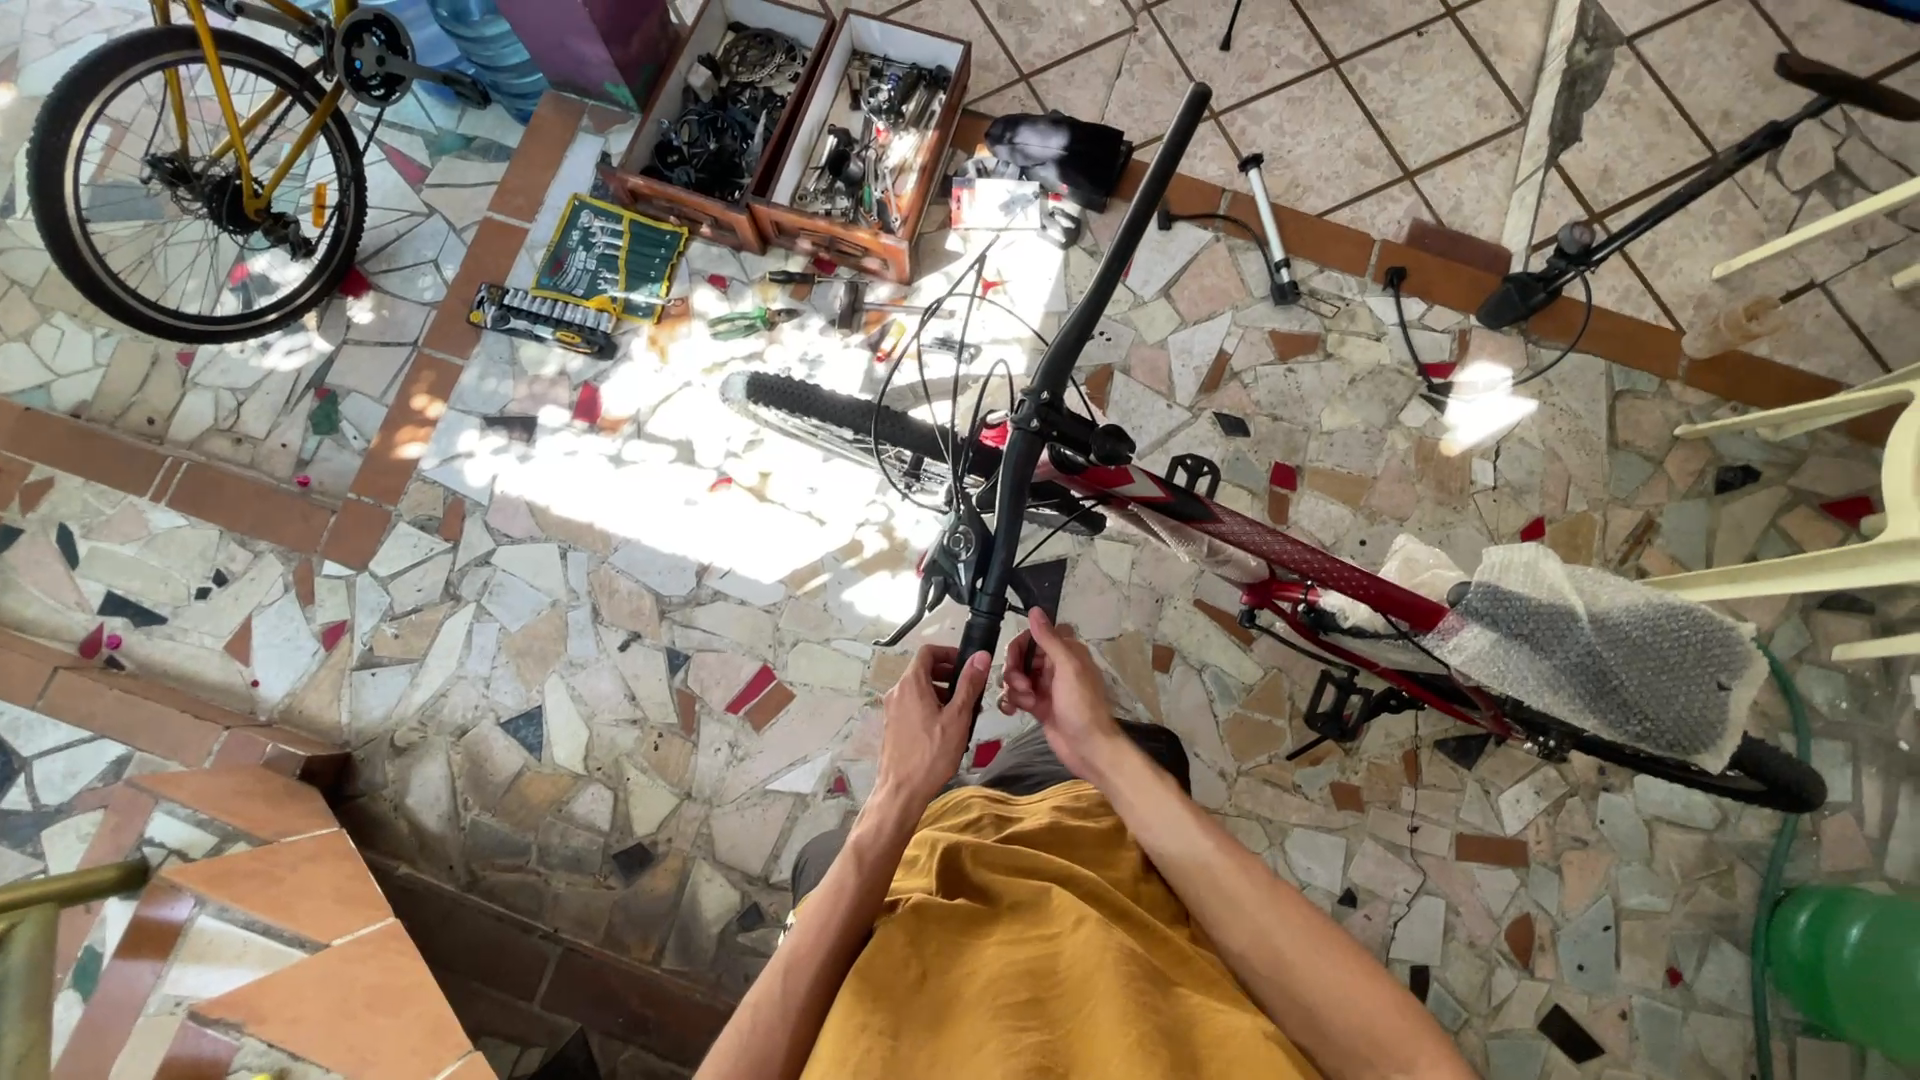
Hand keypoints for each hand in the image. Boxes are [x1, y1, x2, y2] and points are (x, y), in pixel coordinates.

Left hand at [876, 645, 989, 809]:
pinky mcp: (891, 725)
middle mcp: (897, 691)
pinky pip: (912, 704)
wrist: (902, 790)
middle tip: (968, 688)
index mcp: (911, 684)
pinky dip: (929, 705)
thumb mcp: (958, 717)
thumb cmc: (932, 754)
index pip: (928, 652)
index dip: (949, 653)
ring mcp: (891, 709)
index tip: (967, 665)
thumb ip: (969, 684)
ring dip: (940, 691)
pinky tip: (945, 727)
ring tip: (961, 711)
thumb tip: (980, 657)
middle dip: (947, 674)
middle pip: (922, 670)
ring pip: (918, 689)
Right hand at [999, 608, 1127, 779]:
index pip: (1036, 636)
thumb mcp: (1067, 668)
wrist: (1088, 748)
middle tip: (1022, 686)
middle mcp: (1056, 666)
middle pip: (1022, 656)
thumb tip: (1034, 610)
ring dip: (1014, 688)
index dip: (1022, 646)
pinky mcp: (1038, 706)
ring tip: (1025, 702)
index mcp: (1067, 652)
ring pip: (1017, 676)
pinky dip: (1011, 701)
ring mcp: (1046, 687)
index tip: (1016, 659)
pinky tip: (1013, 711)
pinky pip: (1016, 696)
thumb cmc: (1082, 706)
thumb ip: (1049, 639)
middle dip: (1015, 670)